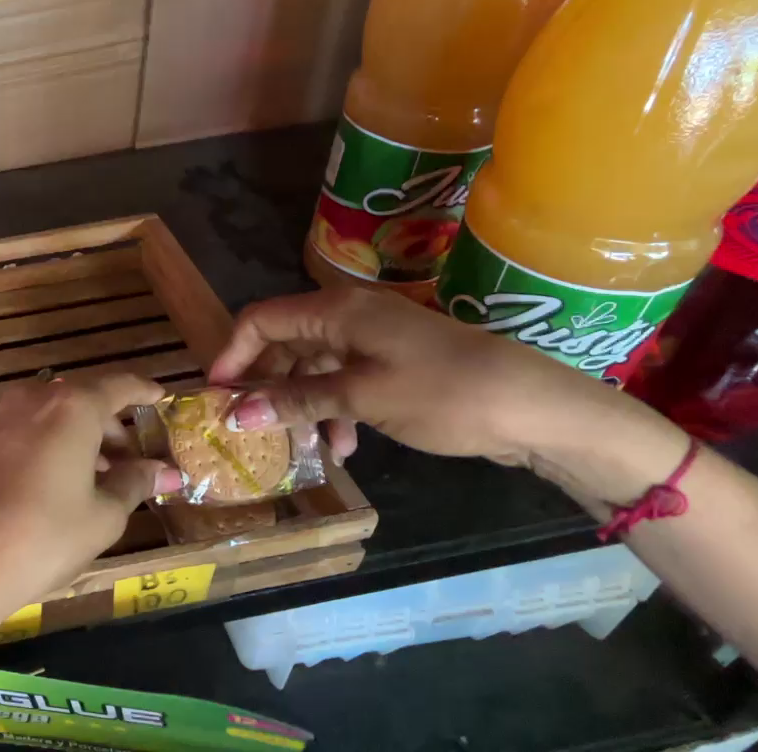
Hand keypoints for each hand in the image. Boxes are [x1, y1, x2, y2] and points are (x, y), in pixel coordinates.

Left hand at [0, 373, 180, 624]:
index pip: (117, 386)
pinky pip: (16, 427)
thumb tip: (165, 471)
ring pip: (44, 412)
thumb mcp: (103, 516)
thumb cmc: (45, 537)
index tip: (159, 397)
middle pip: (77, 398)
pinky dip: (38, 440)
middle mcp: (30, 397)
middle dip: (106, 422)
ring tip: (89, 472)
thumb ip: (134, 483)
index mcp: (71, 407)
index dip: (142, 390)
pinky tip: (44, 477)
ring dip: (70, 432)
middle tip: (127, 457)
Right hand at [210, 287, 636, 469]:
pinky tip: (345, 445)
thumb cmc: (442, 393)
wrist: (540, 408)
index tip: (217, 396)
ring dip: (303, 403)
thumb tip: (233, 413)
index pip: (260, 319)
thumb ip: (295, 401)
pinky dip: (335, 407)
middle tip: (254, 427)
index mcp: (335, 311)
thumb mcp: (362, 399)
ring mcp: (374, 338)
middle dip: (267, 384)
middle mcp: (348, 316)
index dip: (233, 354)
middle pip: (284, 343)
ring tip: (308, 447)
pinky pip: (345, 378)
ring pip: (314, 366)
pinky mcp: (395, 362)